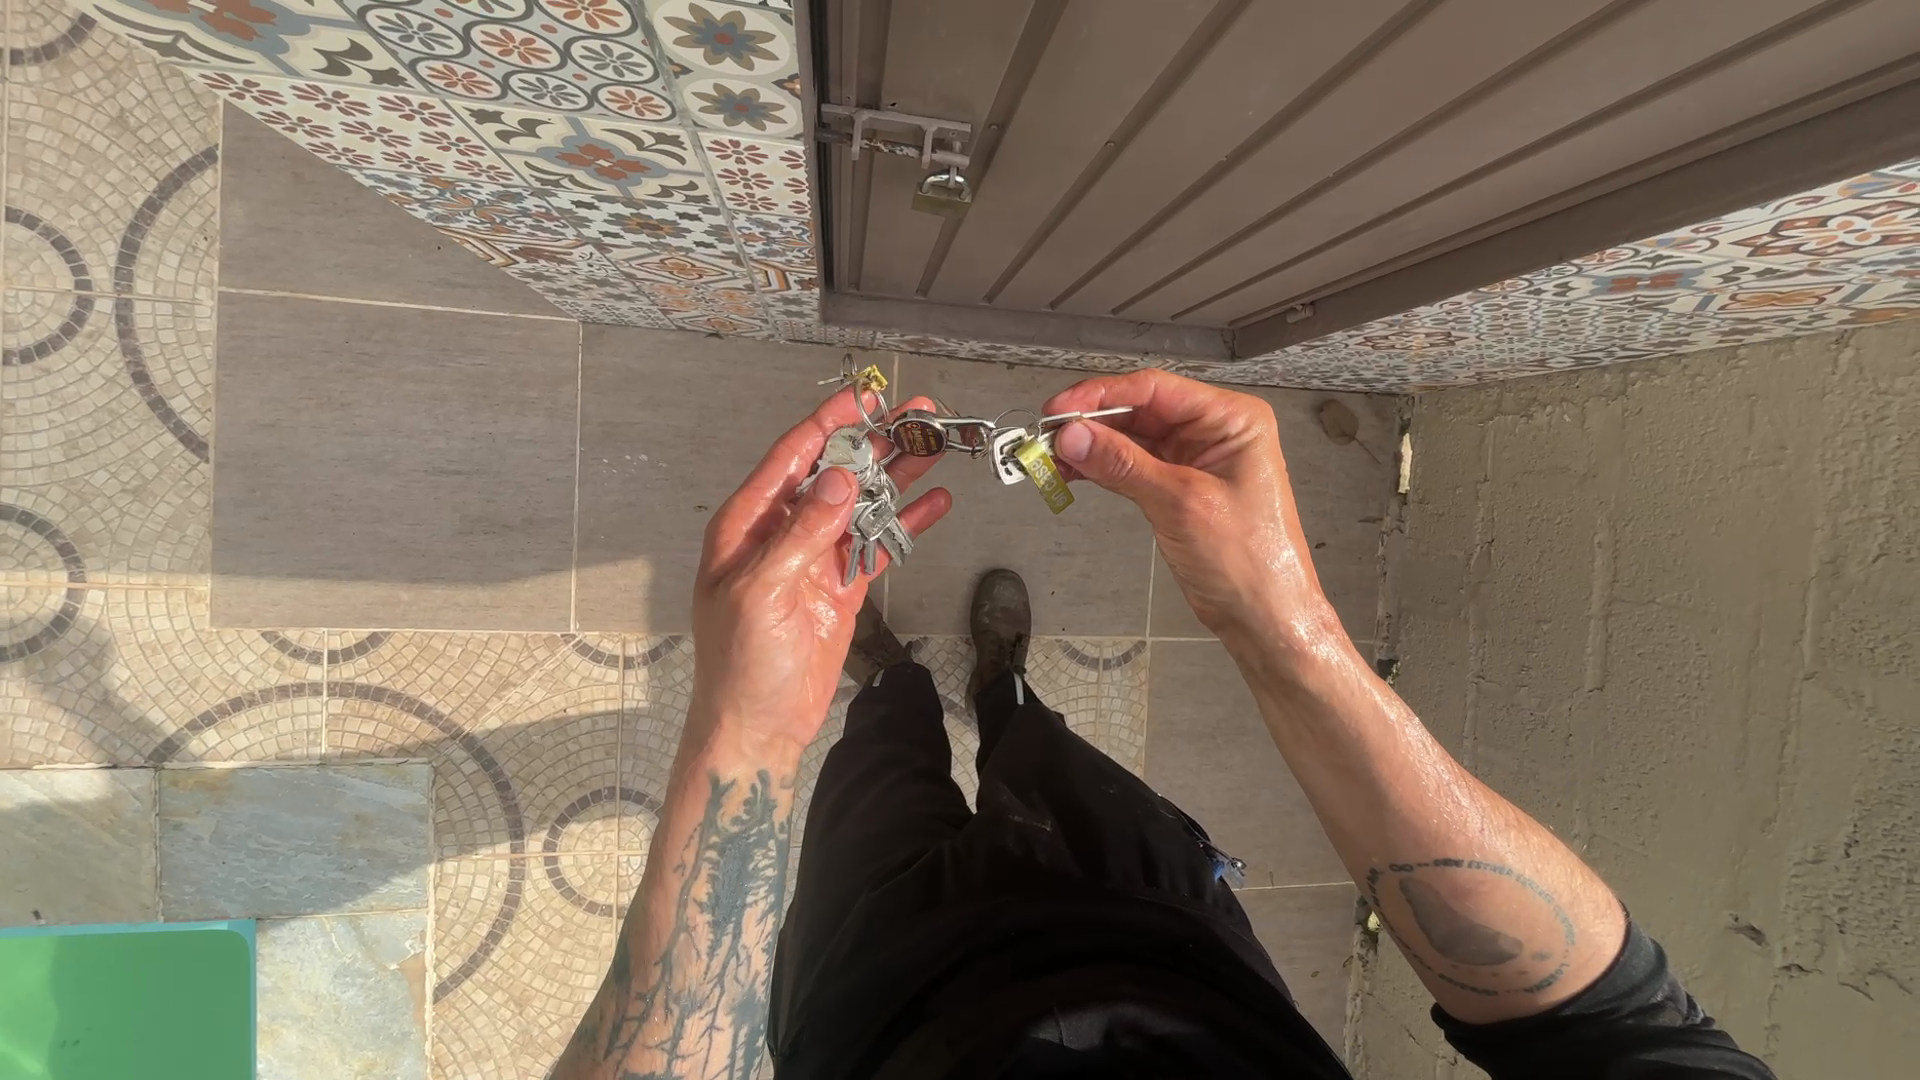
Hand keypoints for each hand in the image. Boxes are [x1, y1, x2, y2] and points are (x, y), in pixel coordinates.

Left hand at [690, 388, 949, 755]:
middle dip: (875, 443)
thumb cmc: (742, 661)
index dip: (828, 424)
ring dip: (898, 477)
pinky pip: (880, 545)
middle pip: (836, 473)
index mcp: (751, 524)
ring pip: (863, 505)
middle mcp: (785, 531)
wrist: (760, 725)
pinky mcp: (844, 584)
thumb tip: (840, 477)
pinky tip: (936, 502)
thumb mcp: (762, 591)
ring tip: (936, 446)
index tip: (866, 397)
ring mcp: (819, 557)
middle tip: (919, 414)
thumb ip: (801, 534)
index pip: (792, 458)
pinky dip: (907, 524)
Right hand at [1043, 370, 1339, 649]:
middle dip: (1091, 423)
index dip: (1102, 395)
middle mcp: (1212, 429)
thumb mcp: (1180, 503)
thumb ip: (1123, 465)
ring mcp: (1193, 458)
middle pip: (1139, 410)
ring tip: (1049, 457)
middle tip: (1046, 436)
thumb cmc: (1246, 560)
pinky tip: (1071, 473)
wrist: (1263, 617)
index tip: (1058, 409)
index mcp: (1230, 418)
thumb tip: (1070, 436)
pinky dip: (1101, 469)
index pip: (1155, 389)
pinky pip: (1131, 466)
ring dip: (1090, 446)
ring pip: (1130, 439)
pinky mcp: (1176, 486)